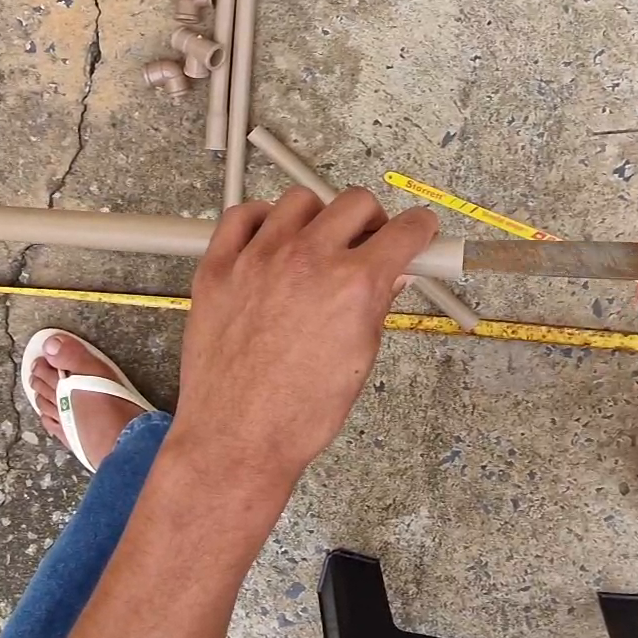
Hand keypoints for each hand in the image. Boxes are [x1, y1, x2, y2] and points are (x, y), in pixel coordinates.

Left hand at [169, 186, 438, 490]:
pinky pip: (241, 215)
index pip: (403, 231)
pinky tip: (267, 240)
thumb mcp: (359, 359)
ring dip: (316, 217)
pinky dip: (260, 220)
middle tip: (365, 242)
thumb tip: (390, 276)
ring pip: (299, 200)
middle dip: (370, 220)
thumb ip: (376, 305)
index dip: (420, 228)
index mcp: (353, 285)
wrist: (237, 437)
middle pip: (355, 202)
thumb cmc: (298, 413)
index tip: (417, 229)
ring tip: (313, 244)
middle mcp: (307, 259)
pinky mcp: (218, 265)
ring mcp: (258, 258)